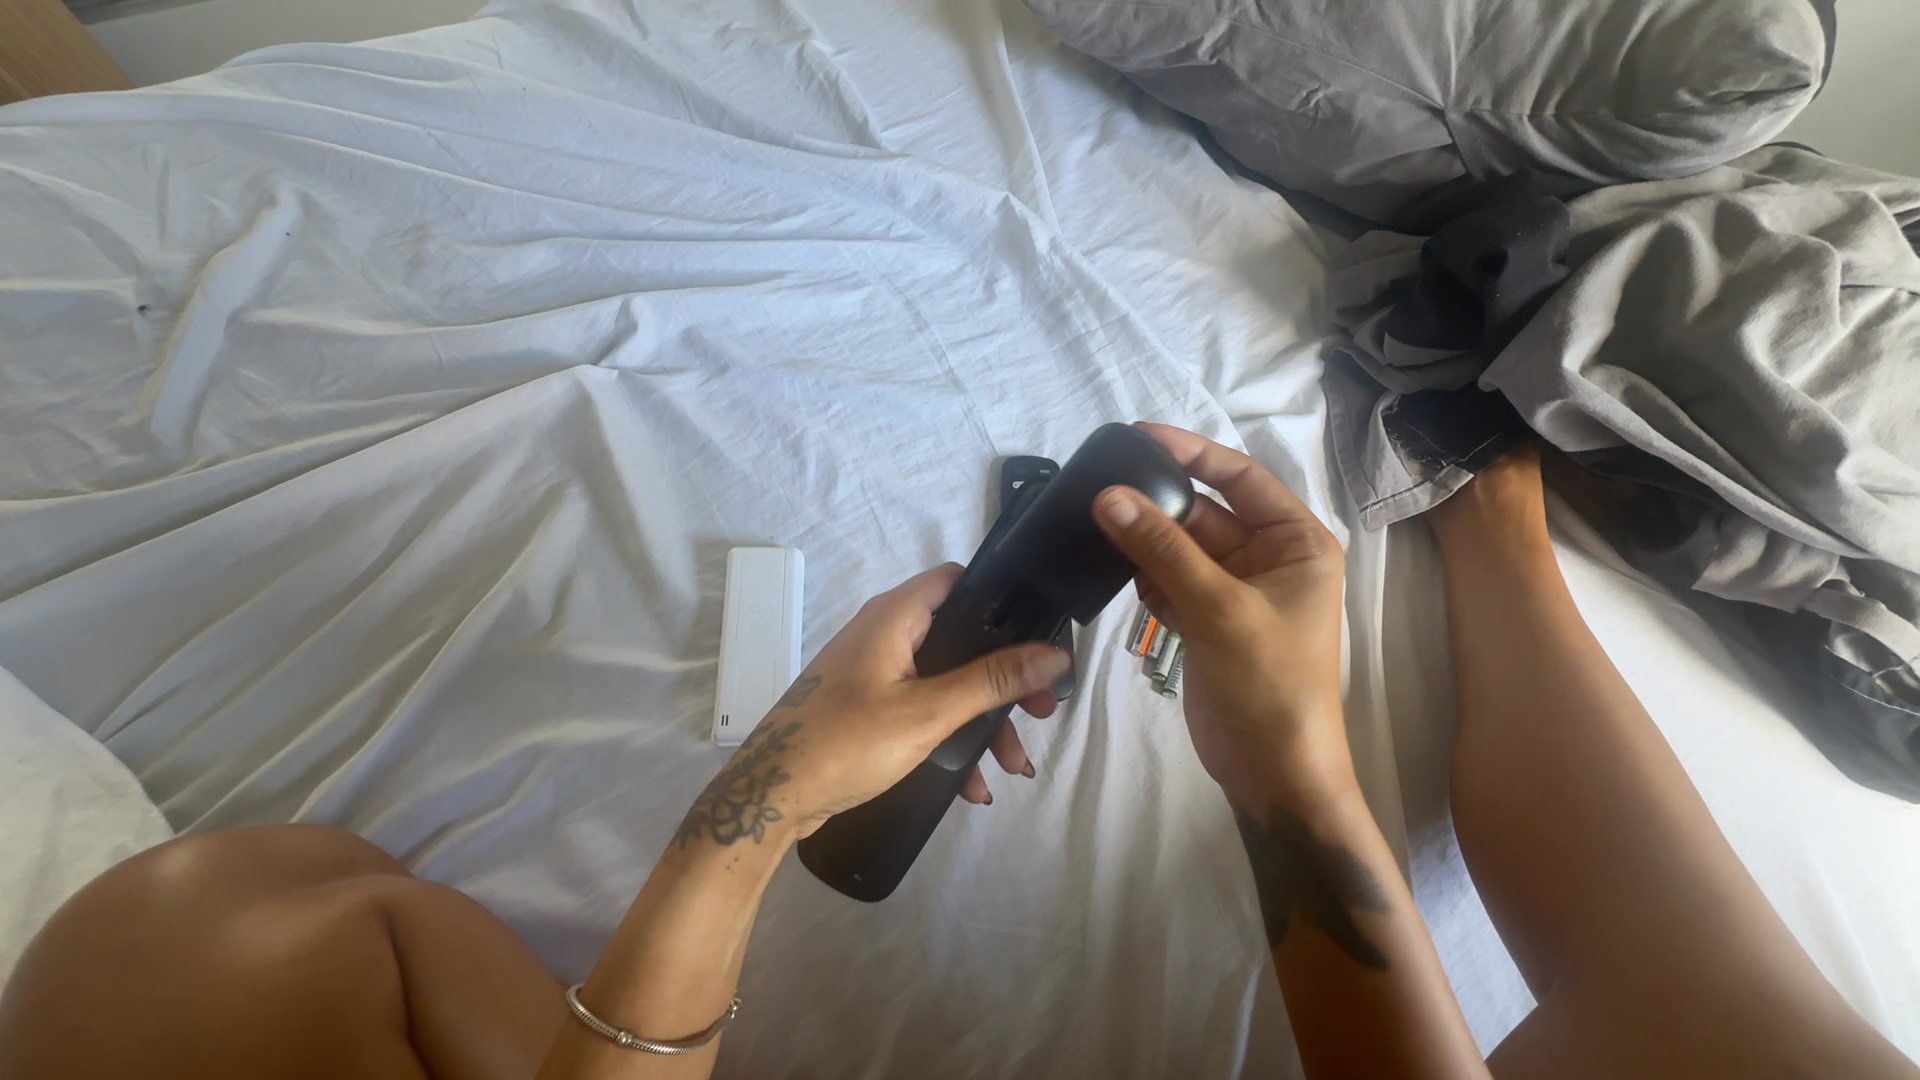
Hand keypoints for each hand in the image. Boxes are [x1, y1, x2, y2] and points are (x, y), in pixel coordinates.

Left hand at [673, 565, 1071, 850]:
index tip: (1039, 634)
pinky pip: (922, 708)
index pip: (958, 580)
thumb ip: (992, 681)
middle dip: (1003, 678)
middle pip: (960, 638)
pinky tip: (972, 784)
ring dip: (981, 719)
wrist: (770, 798)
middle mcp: (885, 633)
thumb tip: (1054, 654)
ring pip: (945, 680)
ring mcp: (874, 671)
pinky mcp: (868, 705)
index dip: (1002, 599)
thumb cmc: (848, 742)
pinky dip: (949, 736)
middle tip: (1042, 711)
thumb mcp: (928, 712)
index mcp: (895, 615)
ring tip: (1014, 765)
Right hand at [1092, 424, 1352, 814]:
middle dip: (1155, 507)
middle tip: (1098, 494)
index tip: (1135, 437)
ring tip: (1099, 534)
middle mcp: (1266, 558)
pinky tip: (1126, 583)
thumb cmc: (1269, 684)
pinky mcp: (1205, 617)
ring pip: (1178, 547)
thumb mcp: (1219, 608)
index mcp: (1295, 542)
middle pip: (1201, 512)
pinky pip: (1168, 579)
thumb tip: (1108, 496)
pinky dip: (1146, 579)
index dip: (1189, 453)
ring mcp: (1233, 589)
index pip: (1239, 477)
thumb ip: (1162, 550)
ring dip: (1144, 544)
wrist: (1271, 770)